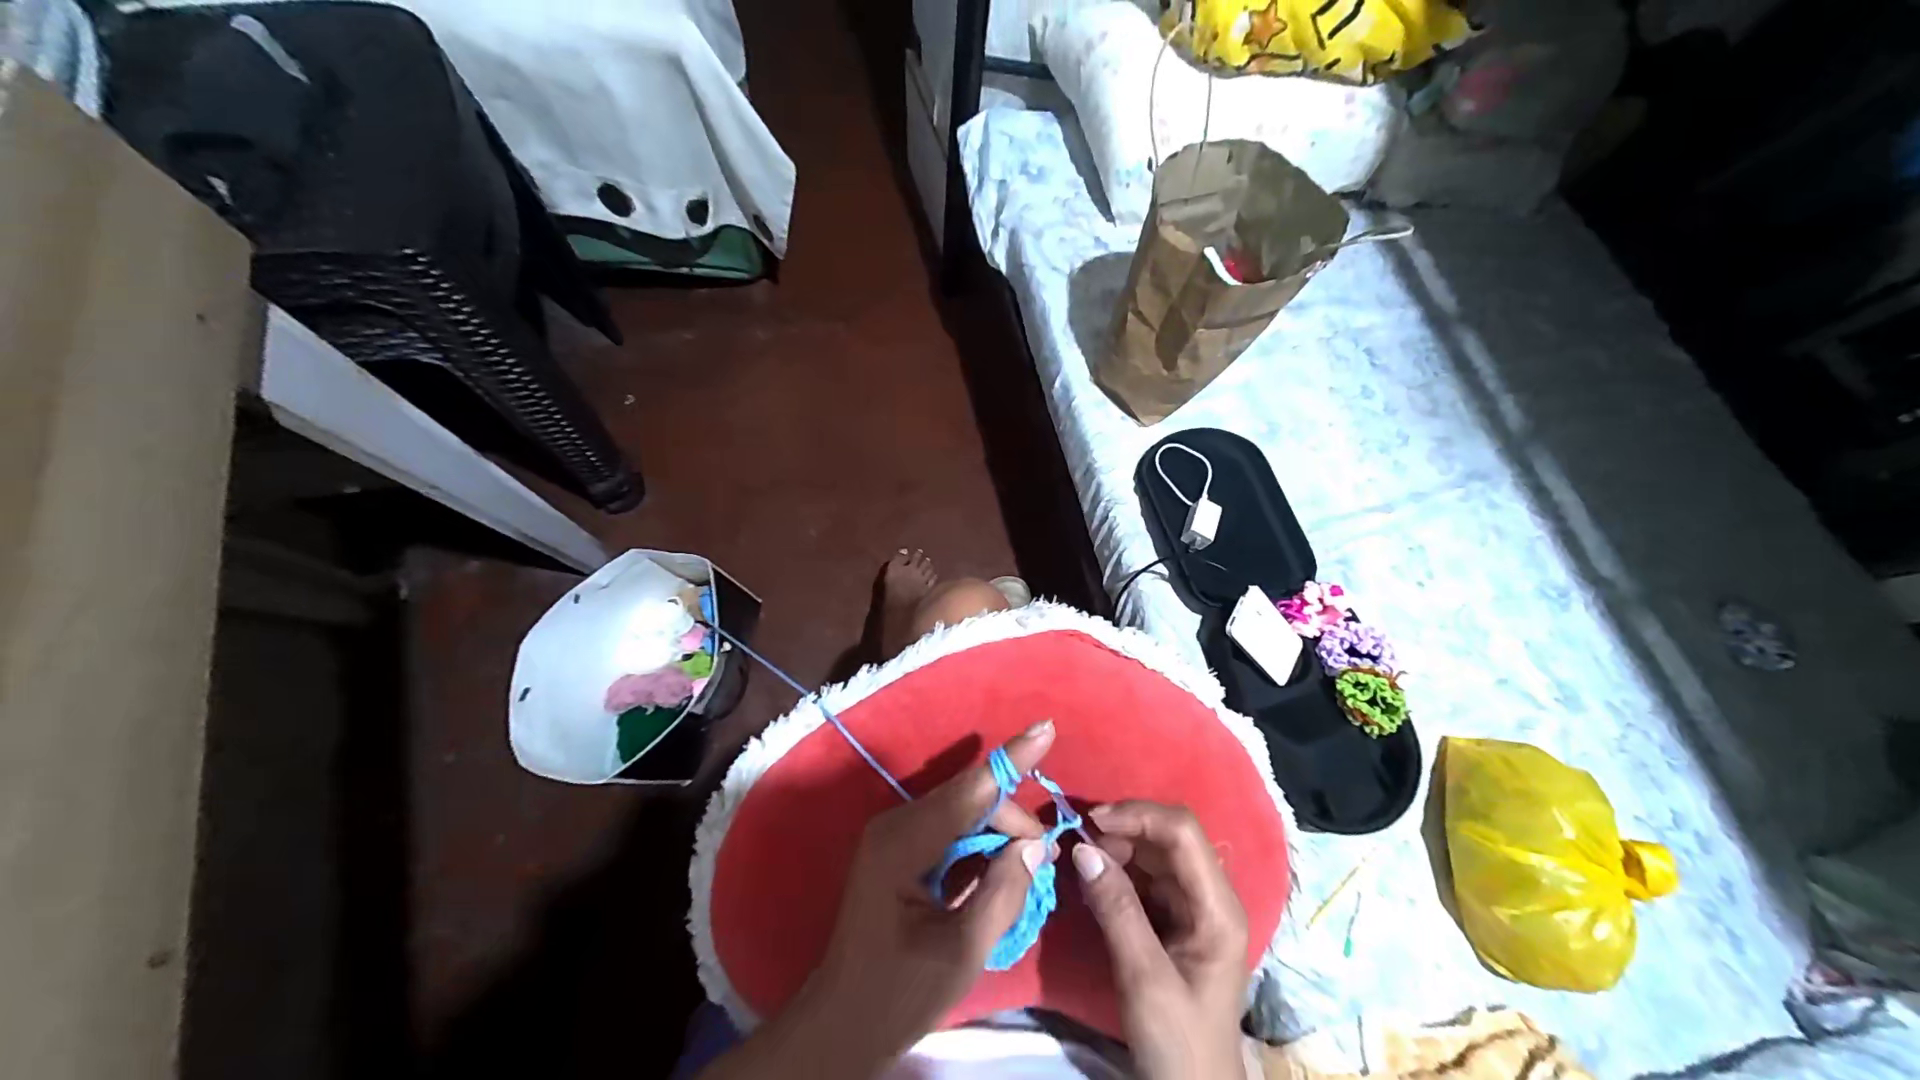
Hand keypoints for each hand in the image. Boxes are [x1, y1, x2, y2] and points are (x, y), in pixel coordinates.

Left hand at [702, 721, 1057, 1079]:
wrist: (842, 1022)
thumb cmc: (898, 992)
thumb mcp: (962, 950)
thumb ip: (1003, 891)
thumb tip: (1037, 844)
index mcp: (902, 843)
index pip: (970, 790)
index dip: (1011, 759)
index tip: (1047, 728)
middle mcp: (895, 825)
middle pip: (970, 800)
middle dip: (1012, 823)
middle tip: (1046, 862)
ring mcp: (893, 835)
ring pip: (962, 813)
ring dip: (998, 834)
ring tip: (1032, 866)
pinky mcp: (899, 849)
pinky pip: (949, 831)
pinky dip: (979, 845)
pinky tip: (1002, 868)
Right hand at [1073, 802, 1248, 1079]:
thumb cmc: (1177, 1041)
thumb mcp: (1143, 978)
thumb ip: (1116, 909)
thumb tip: (1082, 848)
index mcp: (1218, 908)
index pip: (1183, 832)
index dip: (1138, 816)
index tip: (1091, 823)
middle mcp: (1209, 897)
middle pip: (1168, 837)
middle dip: (1123, 830)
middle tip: (1079, 843)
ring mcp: (1192, 907)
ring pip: (1154, 853)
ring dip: (1117, 847)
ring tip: (1081, 859)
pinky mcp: (1174, 919)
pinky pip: (1144, 877)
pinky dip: (1117, 869)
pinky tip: (1093, 878)